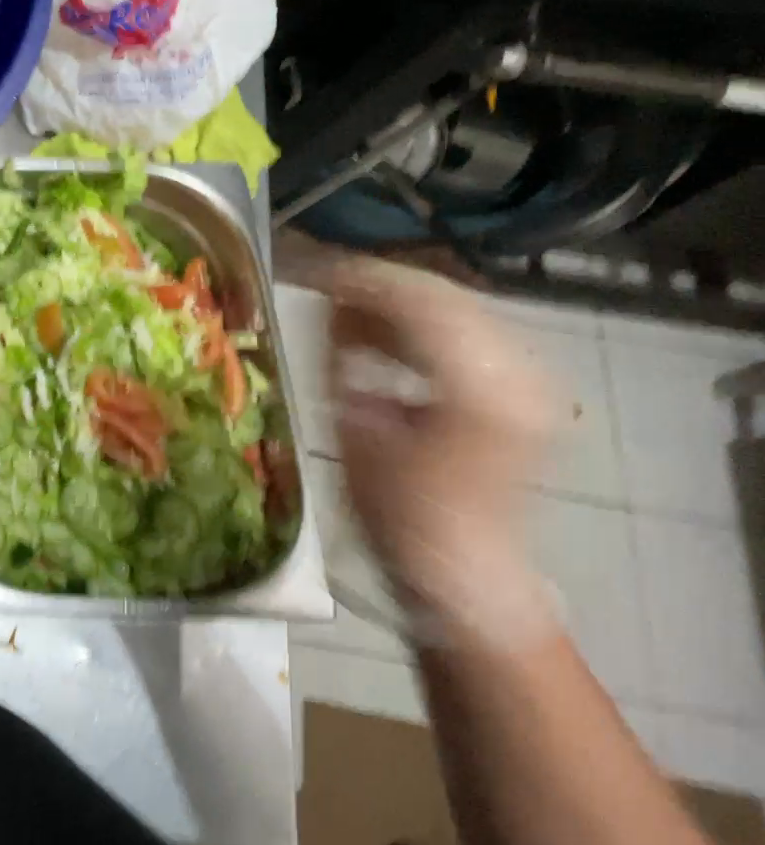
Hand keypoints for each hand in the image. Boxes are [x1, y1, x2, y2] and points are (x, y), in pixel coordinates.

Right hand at [327, 259, 552, 631]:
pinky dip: (422, 330)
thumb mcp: (355, 434)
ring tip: (345, 316)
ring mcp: (529, 382)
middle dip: (381, 288)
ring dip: (399, 307)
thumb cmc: (399, 515)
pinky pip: (469, 337)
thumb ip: (346, 363)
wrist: (463, 571)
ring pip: (460, 312)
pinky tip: (382, 342)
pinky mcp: (522, 393)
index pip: (424, 302)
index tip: (315, 274)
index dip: (365, 280)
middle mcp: (519, 374)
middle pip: (448, 299)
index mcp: (479, 388)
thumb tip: (335, 310)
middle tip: (325, 292)